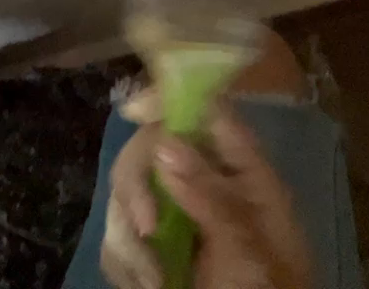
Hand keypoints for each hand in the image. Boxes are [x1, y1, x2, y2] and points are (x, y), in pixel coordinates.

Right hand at [102, 102, 312, 288]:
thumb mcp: (249, 250)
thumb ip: (212, 198)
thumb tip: (164, 145)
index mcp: (242, 170)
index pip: (205, 110)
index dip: (167, 98)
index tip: (133, 112)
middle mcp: (206, 180)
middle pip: (151, 145)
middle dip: (137, 186)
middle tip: (146, 229)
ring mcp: (177, 209)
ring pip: (126, 188)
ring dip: (128, 236)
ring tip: (152, 281)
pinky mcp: (155, 241)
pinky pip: (119, 229)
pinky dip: (124, 260)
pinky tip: (145, 284)